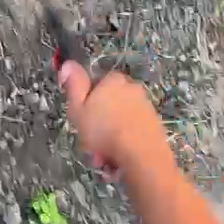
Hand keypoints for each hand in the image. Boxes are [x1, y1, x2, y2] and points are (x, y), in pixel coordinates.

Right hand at [57, 63, 171, 177]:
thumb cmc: (104, 130)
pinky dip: (126, 144)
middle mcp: (132, 88)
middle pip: (110, 105)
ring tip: (105, 158)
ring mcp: (146, 106)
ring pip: (121, 121)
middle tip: (93, 144)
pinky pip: (134, 132)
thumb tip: (67, 63)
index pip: (96, 86)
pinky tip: (120, 159)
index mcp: (113, 80)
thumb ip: (74, 85)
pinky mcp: (155, 125)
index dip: (87, 104)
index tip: (83, 122)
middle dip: (101, 124)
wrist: (142, 154)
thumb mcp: (79, 107)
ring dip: (112, 137)